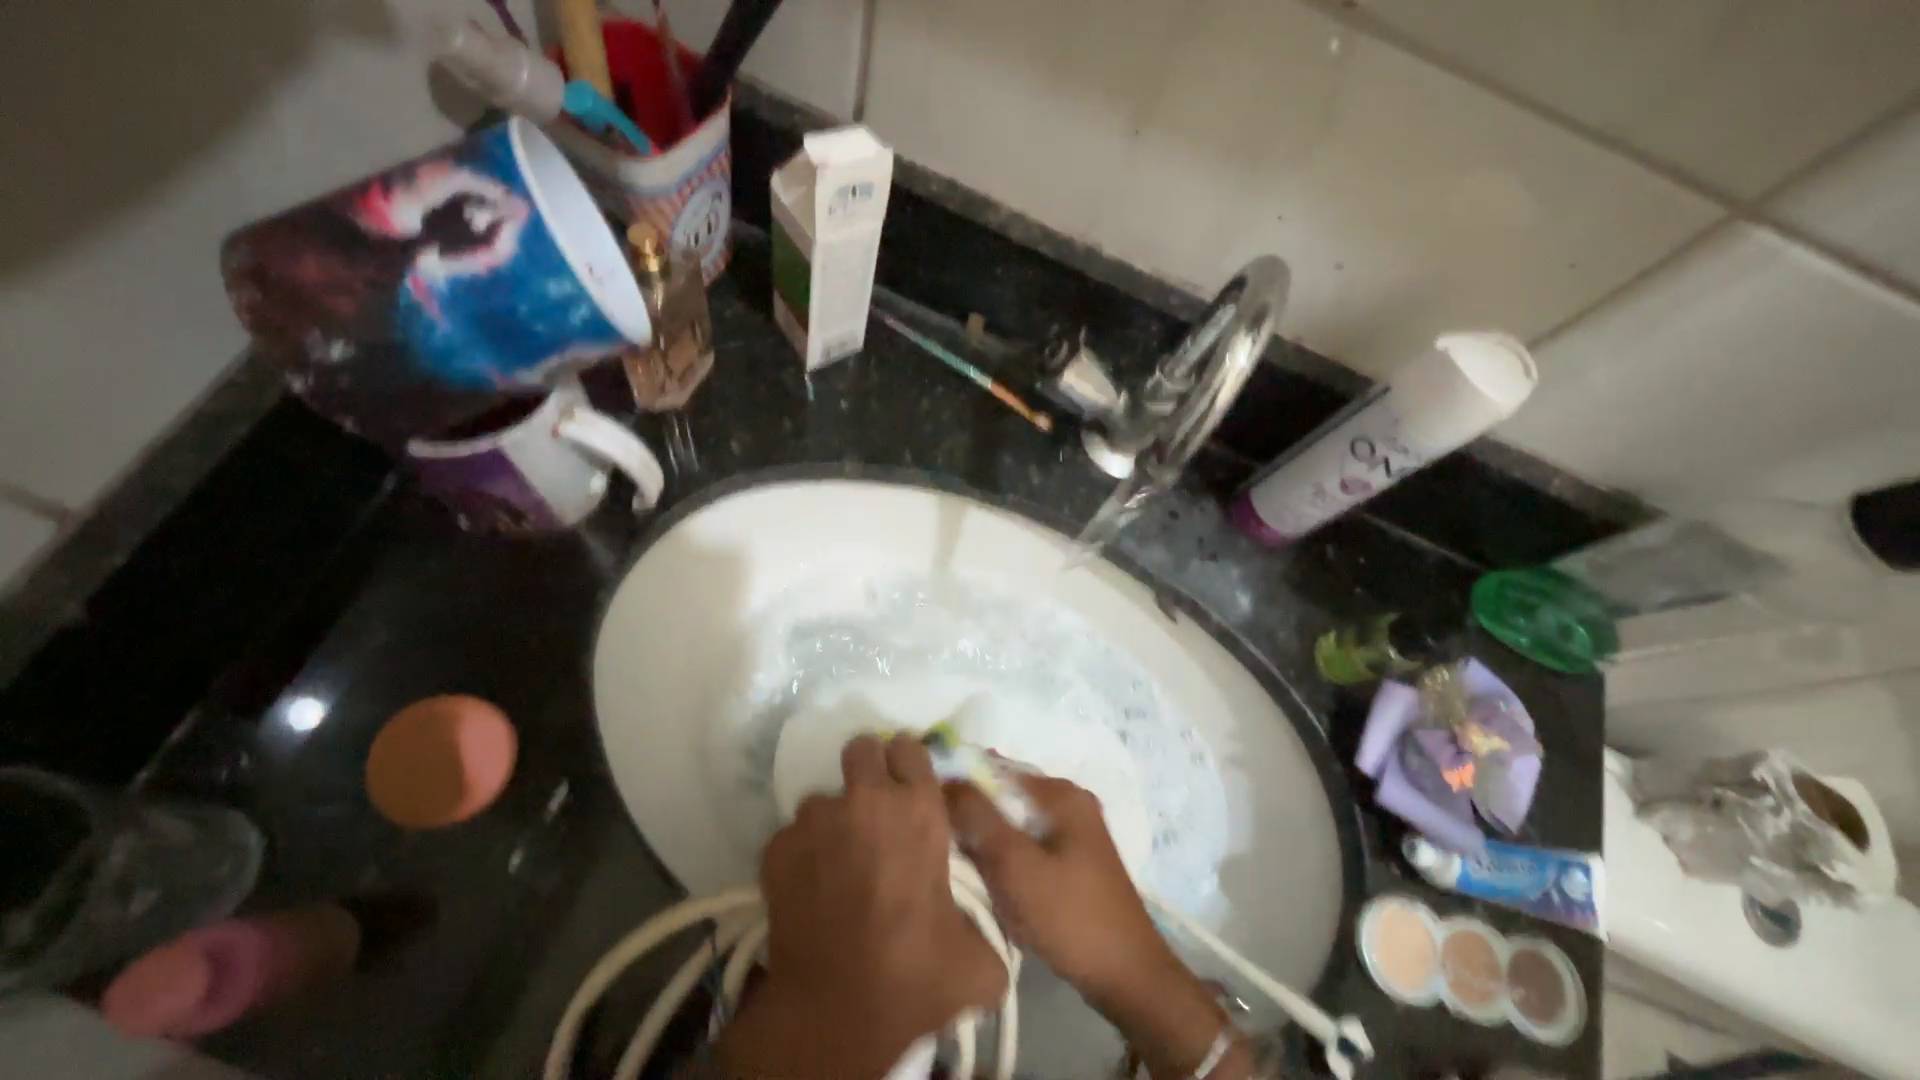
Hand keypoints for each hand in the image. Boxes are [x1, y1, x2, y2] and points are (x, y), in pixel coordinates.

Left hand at [716, 734, 1006, 1079]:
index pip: (909, 749)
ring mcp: (815, 820)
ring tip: (838, 862)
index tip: (907, 786)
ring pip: (823, 799)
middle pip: (861, 748)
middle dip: (867, 768)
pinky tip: (811, 889)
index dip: (908, 763)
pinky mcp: (776, 847)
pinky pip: (792, 836)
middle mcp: (865, 801)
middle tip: (872, 807)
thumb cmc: (914, 974)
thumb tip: (981, 928)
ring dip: (833, 821)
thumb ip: (983, 926)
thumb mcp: (977, 958)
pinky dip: (802, 854)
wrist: (834, 1010)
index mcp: (918, 810)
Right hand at [944, 771, 1175, 1001]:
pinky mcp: (1073, 862)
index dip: (958, 782)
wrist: (1125, 975)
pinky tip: (989, 880)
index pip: (994, 767)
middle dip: (972, 815)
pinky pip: (1026, 845)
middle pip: (1004, 794)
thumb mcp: (1015, 863)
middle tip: (939, 842)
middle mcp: (1070, 802)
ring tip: (960, 863)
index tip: (926, 808)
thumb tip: (944, 778)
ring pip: (1013, 823)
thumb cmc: (1069, 915)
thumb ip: (978, 816)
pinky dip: (1005, 857)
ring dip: (987, 840)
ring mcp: (1074, 832)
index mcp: (1061, 793)